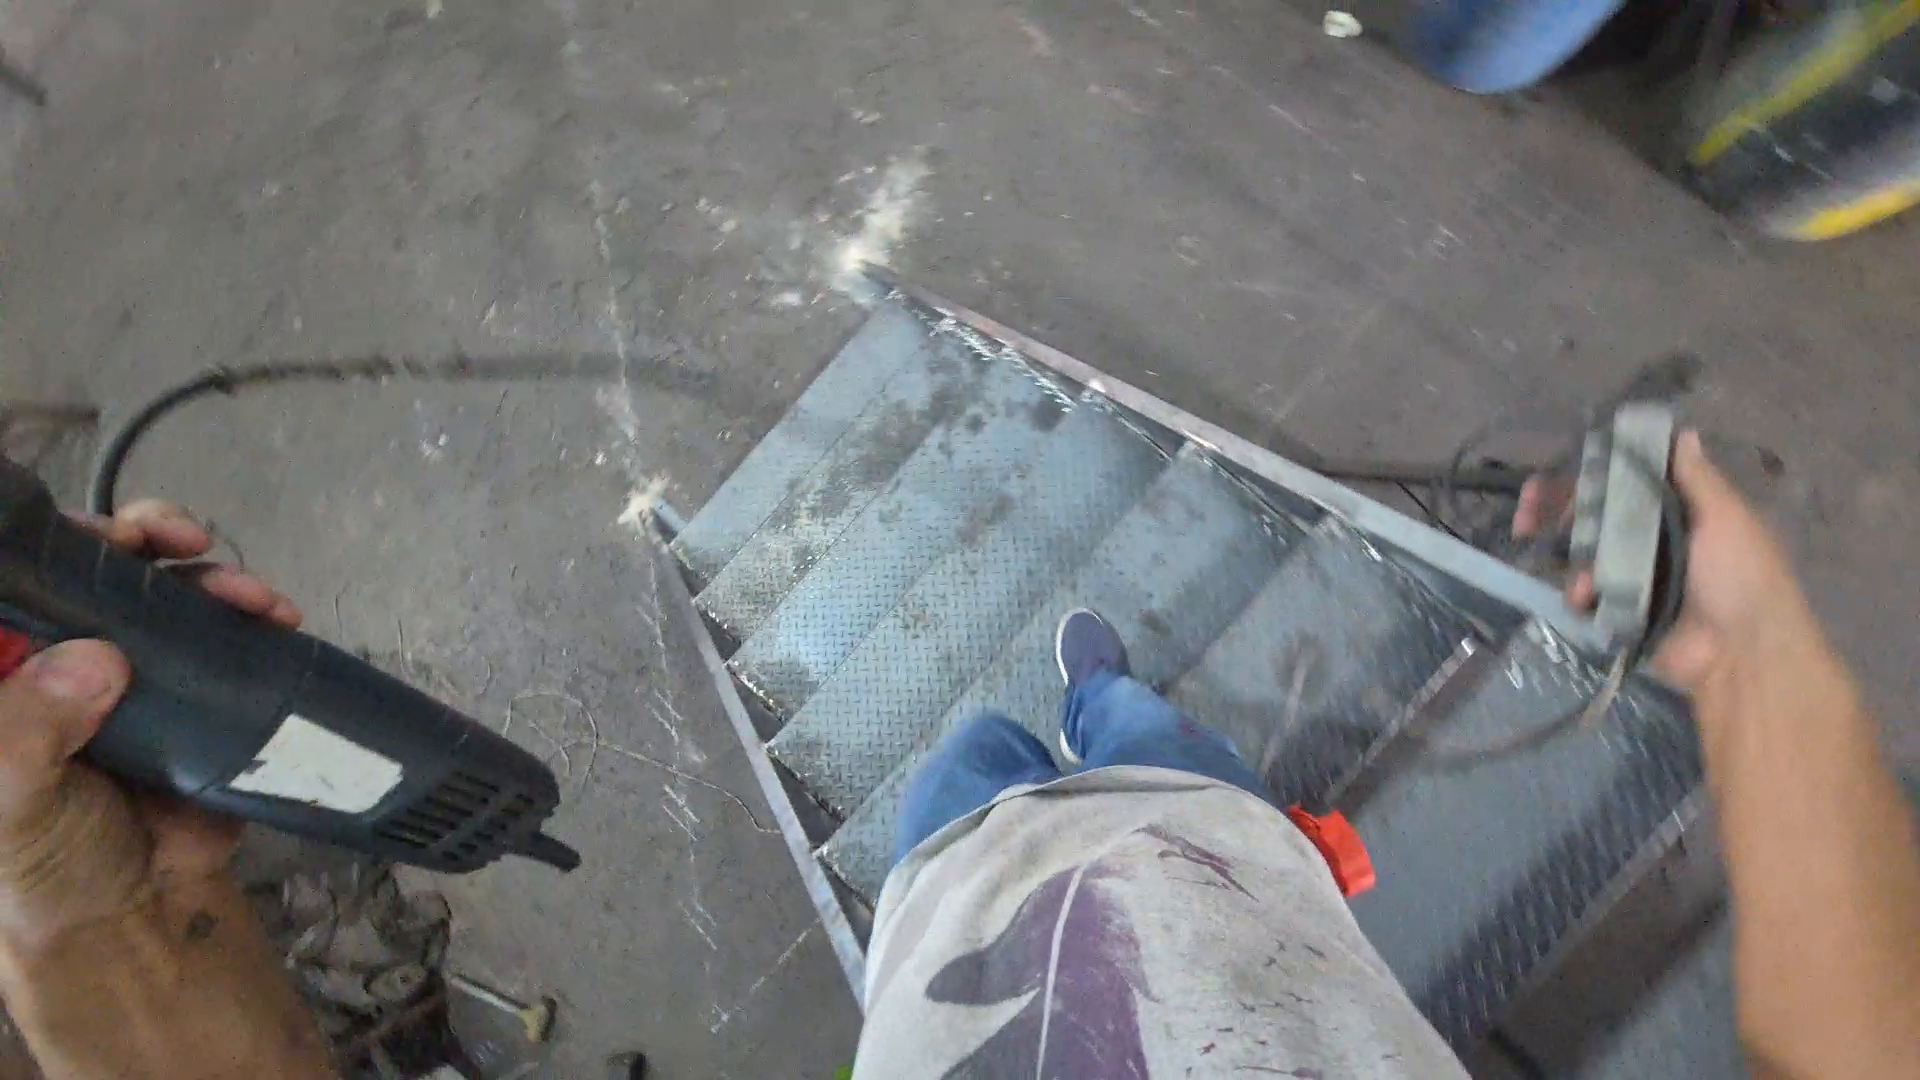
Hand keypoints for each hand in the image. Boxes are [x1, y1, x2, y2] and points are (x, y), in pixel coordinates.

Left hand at [0, 501, 301, 951]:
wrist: (146, 896)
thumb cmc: (44, 861)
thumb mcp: (9, 805)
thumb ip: (24, 737)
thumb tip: (93, 657)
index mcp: (4, 676)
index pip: (15, 594)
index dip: (49, 550)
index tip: (103, 536)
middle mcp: (64, 659)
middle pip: (95, 574)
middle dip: (139, 541)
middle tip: (179, 539)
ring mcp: (142, 668)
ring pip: (169, 592)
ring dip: (211, 576)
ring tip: (252, 593)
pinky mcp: (210, 682)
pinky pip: (230, 631)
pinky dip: (255, 611)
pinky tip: (277, 616)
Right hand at [1516, 431, 1813, 695]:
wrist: (1738, 653)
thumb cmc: (1740, 578)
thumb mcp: (1726, 521)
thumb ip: (1698, 481)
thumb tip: (1682, 434)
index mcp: (1675, 515)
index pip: (1620, 485)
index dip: (1584, 478)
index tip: (1552, 476)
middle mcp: (1648, 540)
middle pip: (1589, 517)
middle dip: (1552, 515)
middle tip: (1524, 520)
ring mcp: (1628, 575)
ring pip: (1578, 554)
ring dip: (1570, 562)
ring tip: (1582, 580)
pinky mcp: (1612, 607)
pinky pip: (1578, 591)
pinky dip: (1577, 593)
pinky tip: (1586, 598)